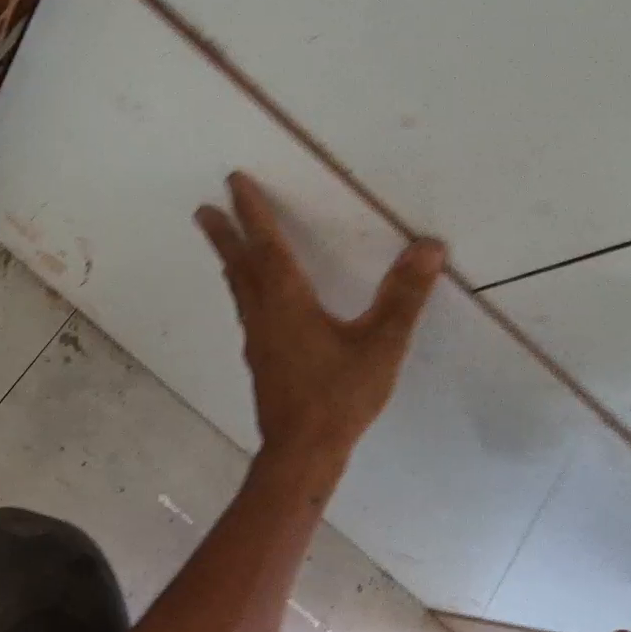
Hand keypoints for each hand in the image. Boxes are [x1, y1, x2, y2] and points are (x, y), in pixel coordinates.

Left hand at [197, 171, 446, 454]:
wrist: (301, 449)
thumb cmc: (339, 396)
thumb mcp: (381, 345)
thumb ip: (404, 297)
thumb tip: (428, 247)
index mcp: (287, 302)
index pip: (266, 246)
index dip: (252, 212)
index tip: (234, 183)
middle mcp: (263, 315)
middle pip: (240, 265)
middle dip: (225, 234)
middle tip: (202, 210)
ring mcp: (258, 339)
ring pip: (240, 289)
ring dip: (232, 261)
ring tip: (225, 244)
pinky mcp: (261, 358)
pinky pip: (248, 310)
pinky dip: (244, 289)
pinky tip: (253, 299)